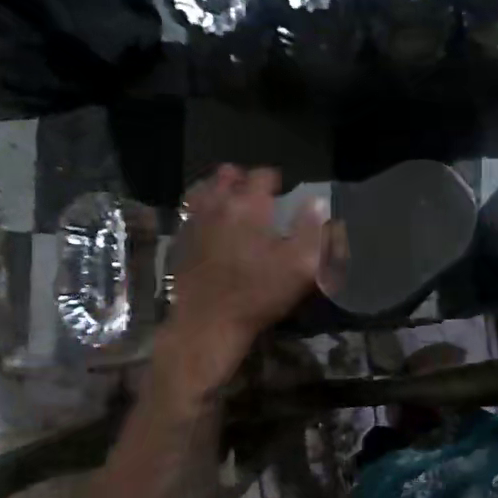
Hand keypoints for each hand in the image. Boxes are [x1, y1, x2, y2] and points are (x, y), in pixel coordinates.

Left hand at [161, 165, 326, 376]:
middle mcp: (218, 204)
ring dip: (220, 192)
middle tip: (258, 199)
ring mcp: (194, 221)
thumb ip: (313, 230)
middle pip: (228, 174)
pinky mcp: (179, 240)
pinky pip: (190, 213)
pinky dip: (202, 212)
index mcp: (249, 205)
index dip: (276, 181)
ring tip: (233, 208)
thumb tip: (317, 202)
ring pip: (205, 189)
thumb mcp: (301, 266)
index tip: (284, 194)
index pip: (263, 174)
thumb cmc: (259, 294)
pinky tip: (213, 228)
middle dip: (244, 180)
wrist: (208, 323)